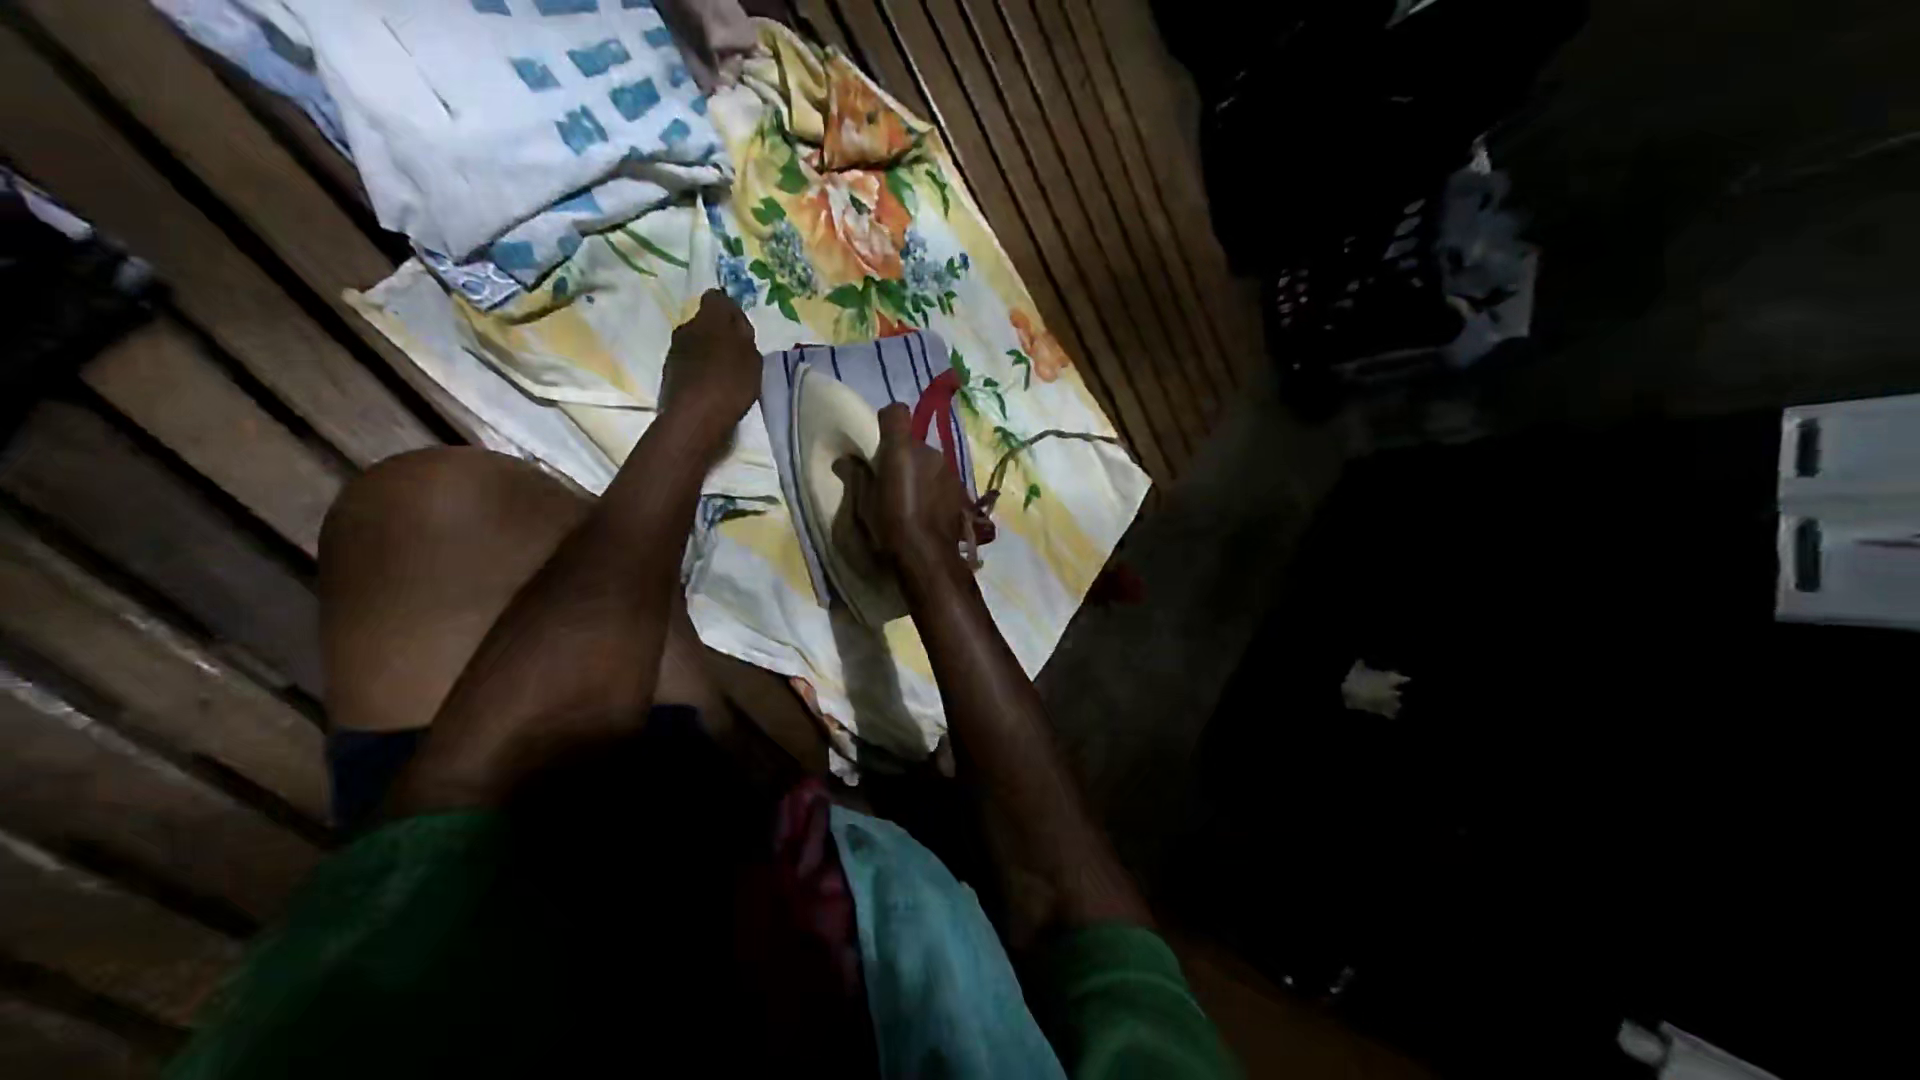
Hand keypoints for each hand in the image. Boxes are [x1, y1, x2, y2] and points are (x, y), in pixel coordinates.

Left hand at [660, 290, 760, 433]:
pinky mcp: (669, 373)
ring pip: (695, 344)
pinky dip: (699, 371)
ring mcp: (674, 351)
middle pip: (704, 323)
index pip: (717, 298)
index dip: (730, 309)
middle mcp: (686, 328)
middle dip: (718, 333)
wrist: (695, 417)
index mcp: (709, 318)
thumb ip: (744, 338)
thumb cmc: (731, 382)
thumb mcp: (753, 358)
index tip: (741, 327)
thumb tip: (736, 328)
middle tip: (736, 354)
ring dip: (707, 353)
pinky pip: (689, 364)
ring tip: (724, 375)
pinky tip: (712, 389)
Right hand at [859, 403, 974, 573]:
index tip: (879, 442)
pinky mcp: (960, 489)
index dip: (887, 422)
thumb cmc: (889, 525)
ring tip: (910, 499)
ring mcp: (948, 470)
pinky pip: (941, 480)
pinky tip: (927, 510)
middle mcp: (929, 451)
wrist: (927, 556)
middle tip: (890, 480)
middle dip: (902, 455)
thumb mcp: (863, 502)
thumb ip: (855, 476)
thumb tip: (844, 461)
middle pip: (912, 442)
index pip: (896, 413)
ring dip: (920, 472)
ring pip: (929, 462)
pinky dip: (934, 488)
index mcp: (902, 449)